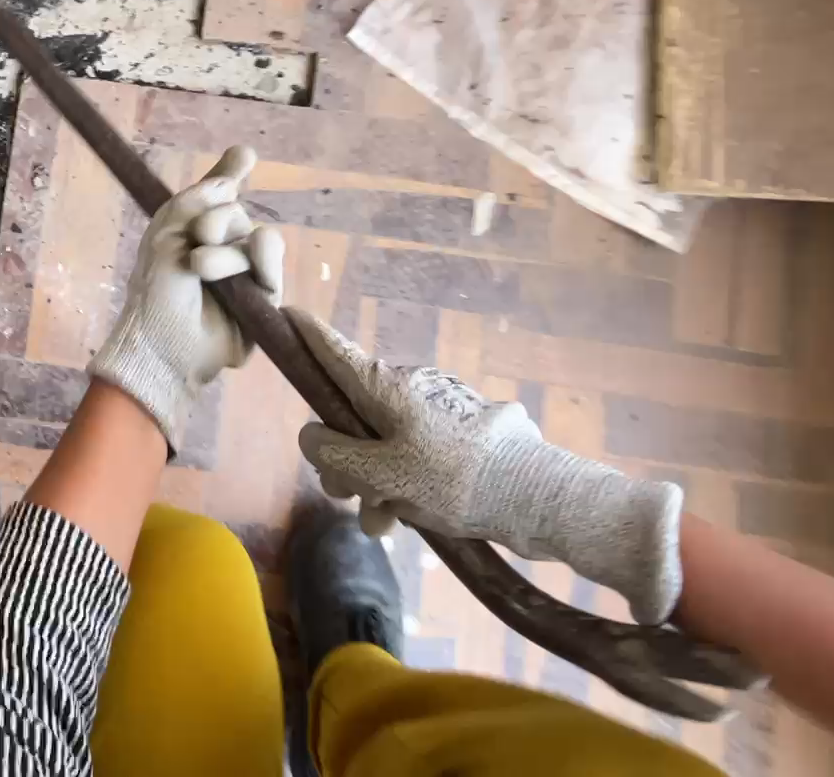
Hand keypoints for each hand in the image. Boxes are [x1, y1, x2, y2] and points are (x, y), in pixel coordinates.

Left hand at [88, 146, 282, 453]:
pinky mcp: (263, 297)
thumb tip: (238, 164)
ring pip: (259, 239)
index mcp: (189, 232)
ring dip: (229, 249)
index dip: (229, 176)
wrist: (164, 342)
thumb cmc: (155, 289)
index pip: (216, 198)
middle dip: (218, 221)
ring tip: (201, 267)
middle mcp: (218, 247)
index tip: (245, 155)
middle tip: (197, 239)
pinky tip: (253, 265)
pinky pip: (272, 265)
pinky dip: (261, 261)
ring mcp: (242, 272)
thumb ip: (198, 198)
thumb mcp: (167, 234)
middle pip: (237, 215)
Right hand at [288, 308, 683, 624]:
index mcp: (385, 386)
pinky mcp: (458, 438)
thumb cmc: (453, 479)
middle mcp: (407, 389)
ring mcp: (434, 413)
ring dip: (372, 483)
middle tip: (348, 496)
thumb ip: (330, 452)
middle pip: (349, 414)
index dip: (306, 334)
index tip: (287, 311)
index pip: (335, 351)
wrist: (546, 503)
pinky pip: (412, 456)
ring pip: (380, 443)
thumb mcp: (377, 472)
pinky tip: (409, 520)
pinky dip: (403, 485)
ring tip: (384, 522)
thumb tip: (312, 437)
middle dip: (342, 459)